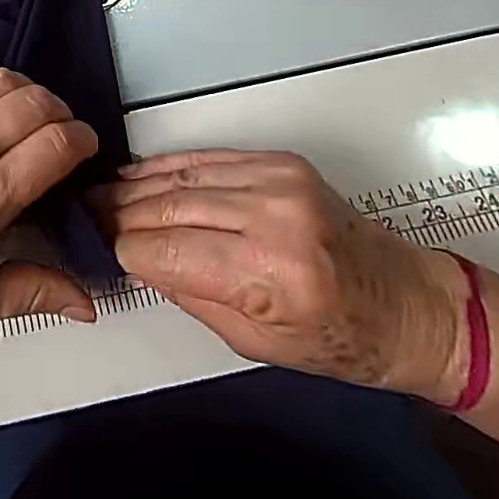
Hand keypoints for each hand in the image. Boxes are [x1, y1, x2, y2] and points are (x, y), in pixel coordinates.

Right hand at [90, 150, 468, 401]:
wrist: (409, 304)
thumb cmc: (338, 339)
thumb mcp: (249, 340)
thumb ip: (185, 291)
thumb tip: (135, 255)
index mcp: (270, 276)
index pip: (159, 250)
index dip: (122, 250)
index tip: (102, 250)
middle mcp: (274, 219)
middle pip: (163, 208)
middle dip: (118, 215)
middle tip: (88, 218)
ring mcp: (278, 183)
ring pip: (177, 178)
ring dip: (133, 187)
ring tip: (101, 196)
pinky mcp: (279, 163)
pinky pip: (203, 159)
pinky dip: (164, 167)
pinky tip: (136, 175)